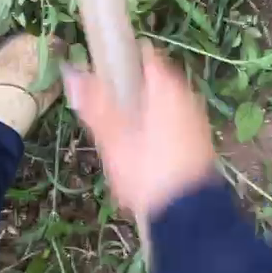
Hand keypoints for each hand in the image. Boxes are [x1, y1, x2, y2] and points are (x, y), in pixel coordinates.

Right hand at [64, 43, 216, 220]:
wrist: (190, 218)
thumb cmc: (147, 170)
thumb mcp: (113, 137)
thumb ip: (94, 103)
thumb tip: (70, 71)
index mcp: (165, 85)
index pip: (145, 54)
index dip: (124, 57)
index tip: (104, 70)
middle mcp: (185, 95)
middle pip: (153, 82)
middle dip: (132, 92)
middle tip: (108, 113)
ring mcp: (196, 120)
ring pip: (163, 106)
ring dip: (143, 115)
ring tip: (122, 139)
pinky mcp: (201, 144)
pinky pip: (173, 126)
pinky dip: (158, 132)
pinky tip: (144, 156)